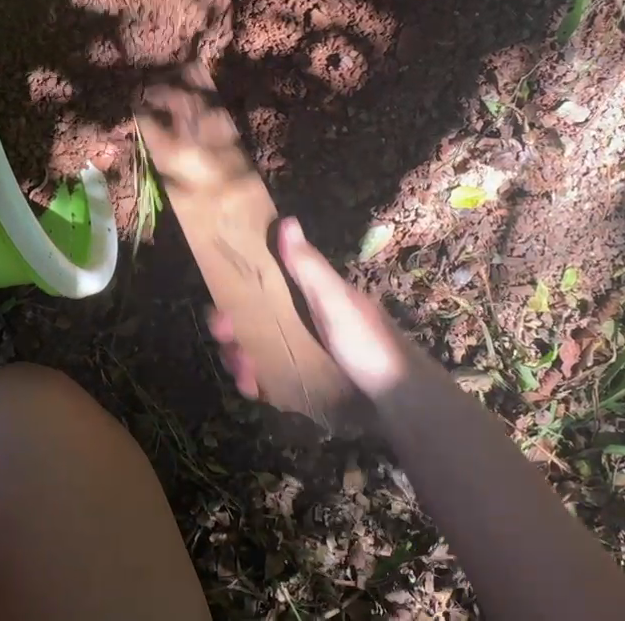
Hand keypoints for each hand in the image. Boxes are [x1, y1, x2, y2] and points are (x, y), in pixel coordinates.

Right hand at [211, 217, 413, 402]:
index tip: (218, 305)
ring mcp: (304, 355)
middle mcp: (302, 323)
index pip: (262, 288)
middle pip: (254, 322)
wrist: (406, 403)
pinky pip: (272, 379)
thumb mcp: (338, 302)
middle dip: (232, 331)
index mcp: (308, 298)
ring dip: (240, 359)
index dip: (235, 295)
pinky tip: (253, 389)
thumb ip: (310, 268)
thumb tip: (286, 221)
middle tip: (223, 339)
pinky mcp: (308, 384)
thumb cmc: (371, 344)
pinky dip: (257, 382)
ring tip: (241, 374)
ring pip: (259, 351)